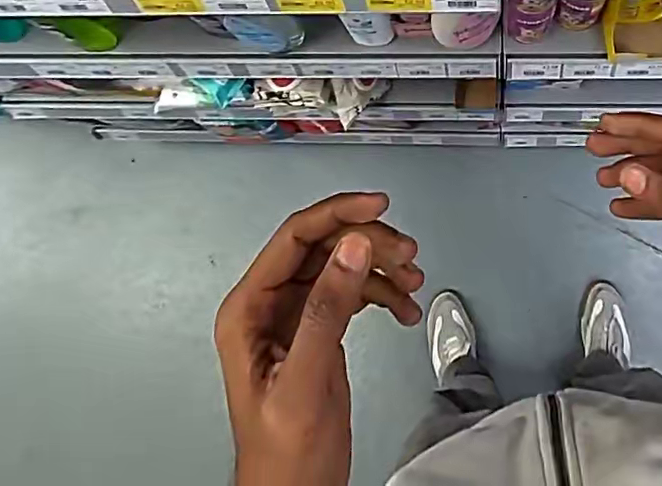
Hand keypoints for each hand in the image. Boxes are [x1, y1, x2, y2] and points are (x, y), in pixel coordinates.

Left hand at [215, 192, 424, 485]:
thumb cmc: (283, 457)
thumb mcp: (304, 380)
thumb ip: (326, 310)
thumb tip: (352, 247)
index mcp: (249, 308)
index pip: (296, 237)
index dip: (338, 213)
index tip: (376, 206)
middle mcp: (270, 302)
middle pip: (325, 246)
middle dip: (370, 243)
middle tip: (406, 252)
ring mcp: (295, 312)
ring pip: (343, 263)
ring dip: (382, 266)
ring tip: (411, 279)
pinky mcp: (318, 325)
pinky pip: (353, 289)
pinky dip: (383, 291)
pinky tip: (404, 306)